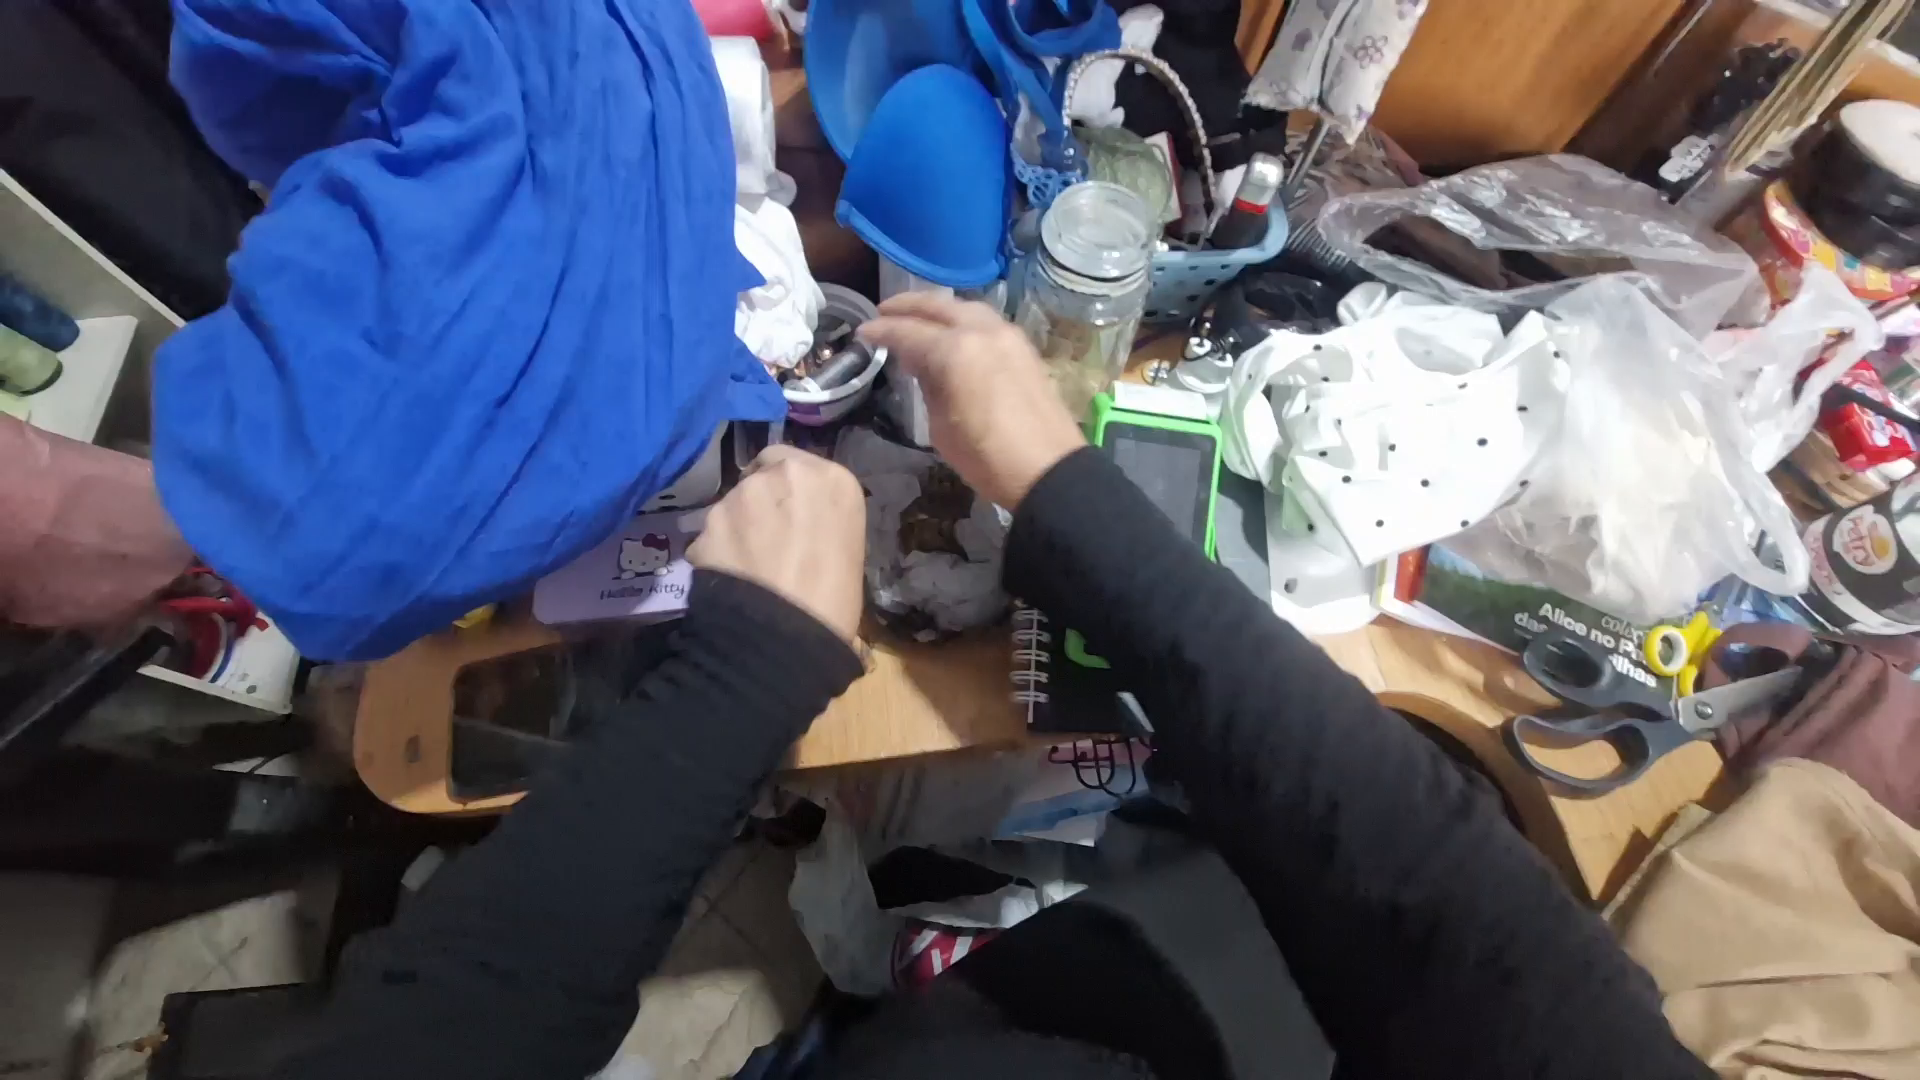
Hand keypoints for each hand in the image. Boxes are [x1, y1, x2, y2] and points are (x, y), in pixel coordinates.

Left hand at [688, 446, 865, 646]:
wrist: (787, 634)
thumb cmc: (836, 600)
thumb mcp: (847, 550)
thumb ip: (821, 523)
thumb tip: (801, 533)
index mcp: (833, 480)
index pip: (797, 465)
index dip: (790, 491)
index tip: (792, 516)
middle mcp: (785, 474)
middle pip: (762, 476)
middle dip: (762, 502)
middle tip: (768, 538)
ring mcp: (740, 495)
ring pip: (733, 504)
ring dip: (737, 525)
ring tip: (745, 564)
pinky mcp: (706, 522)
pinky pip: (710, 534)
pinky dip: (715, 551)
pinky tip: (726, 578)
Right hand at [859, 293, 1086, 509]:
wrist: (1048, 471)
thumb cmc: (986, 458)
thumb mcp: (941, 427)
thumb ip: (928, 386)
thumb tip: (921, 365)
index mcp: (955, 351)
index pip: (908, 332)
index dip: (881, 332)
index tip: (863, 333)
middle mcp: (982, 332)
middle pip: (938, 306)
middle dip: (907, 307)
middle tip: (884, 313)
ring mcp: (1008, 337)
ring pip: (965, 308)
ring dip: (938, 310)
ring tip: (917, 320)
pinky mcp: (1024, 349)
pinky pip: (985, 323)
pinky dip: (962, 322)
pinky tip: (952, 335)